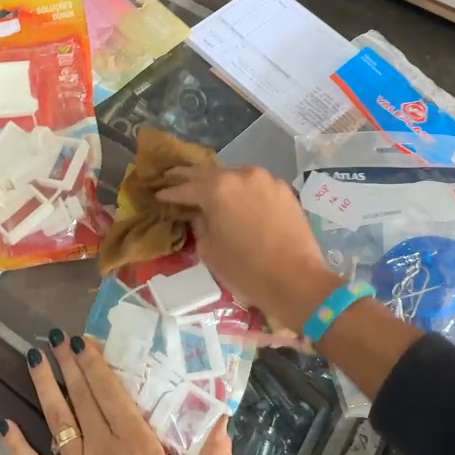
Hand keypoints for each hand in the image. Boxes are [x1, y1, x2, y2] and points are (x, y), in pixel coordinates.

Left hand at [1, 331, 231, 454]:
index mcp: (137, 447)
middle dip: (69, 364)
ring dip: (45, 386)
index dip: (95, 364)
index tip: (83, 340)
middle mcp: (102, 451)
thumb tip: (224, 420)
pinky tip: (3, 422)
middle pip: (82, 398)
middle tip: (56, 336)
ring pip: (57, 420)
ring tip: (34, 357)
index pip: (111, 394)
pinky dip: (17, 445)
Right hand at [157, 166, 343, 333]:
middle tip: (171, 177)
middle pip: (208, 173)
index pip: (185, 188)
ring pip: (234, 175)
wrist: (296, 280)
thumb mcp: (209, 249)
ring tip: (204, 187)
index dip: (169, 193)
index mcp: (217, 189)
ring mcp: (265, 179)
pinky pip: (255, 184)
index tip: (158, 194)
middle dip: (188, 177)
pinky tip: (236, 198)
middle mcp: (241, 175)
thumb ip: (199, 223)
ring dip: (218, 181)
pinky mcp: (284, 189)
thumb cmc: (246, 269)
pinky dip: (242, 189)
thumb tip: (198, 213)